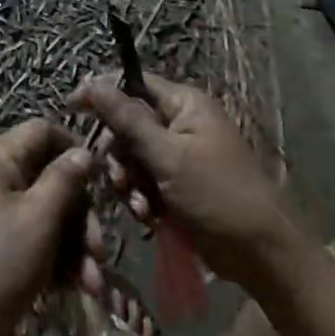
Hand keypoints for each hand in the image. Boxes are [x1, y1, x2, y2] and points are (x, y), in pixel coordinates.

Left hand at [0, 119, 97, 335]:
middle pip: (53, 176)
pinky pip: (39, 236)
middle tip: (99, 250)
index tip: (103, 178)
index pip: (44, 131)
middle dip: (81, 215)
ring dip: (76, 245)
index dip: (75, 148)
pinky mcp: (3, 241)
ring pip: (51, 212)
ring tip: (92, 283)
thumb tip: (84, 151)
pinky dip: (60, 260)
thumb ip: (65, 179)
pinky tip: (76, 288)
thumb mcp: (39, 218)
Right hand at [72, 73, 316, 288]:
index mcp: (184, 103)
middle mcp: (180, 121)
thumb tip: (92, 81)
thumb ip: (127, 119)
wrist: (262, 254)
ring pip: (134, 156)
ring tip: (142, 206)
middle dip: (120, 155)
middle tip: (121, 180)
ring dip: (131, 181)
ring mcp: (180, 153)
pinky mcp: (179, 182)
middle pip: (128, 124)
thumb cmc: (217, 195)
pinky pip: (146, 179)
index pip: (132, 84)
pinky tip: (150, 218)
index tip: (72, 108)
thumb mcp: (166, 156)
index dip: (102, 95)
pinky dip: (143, 197)